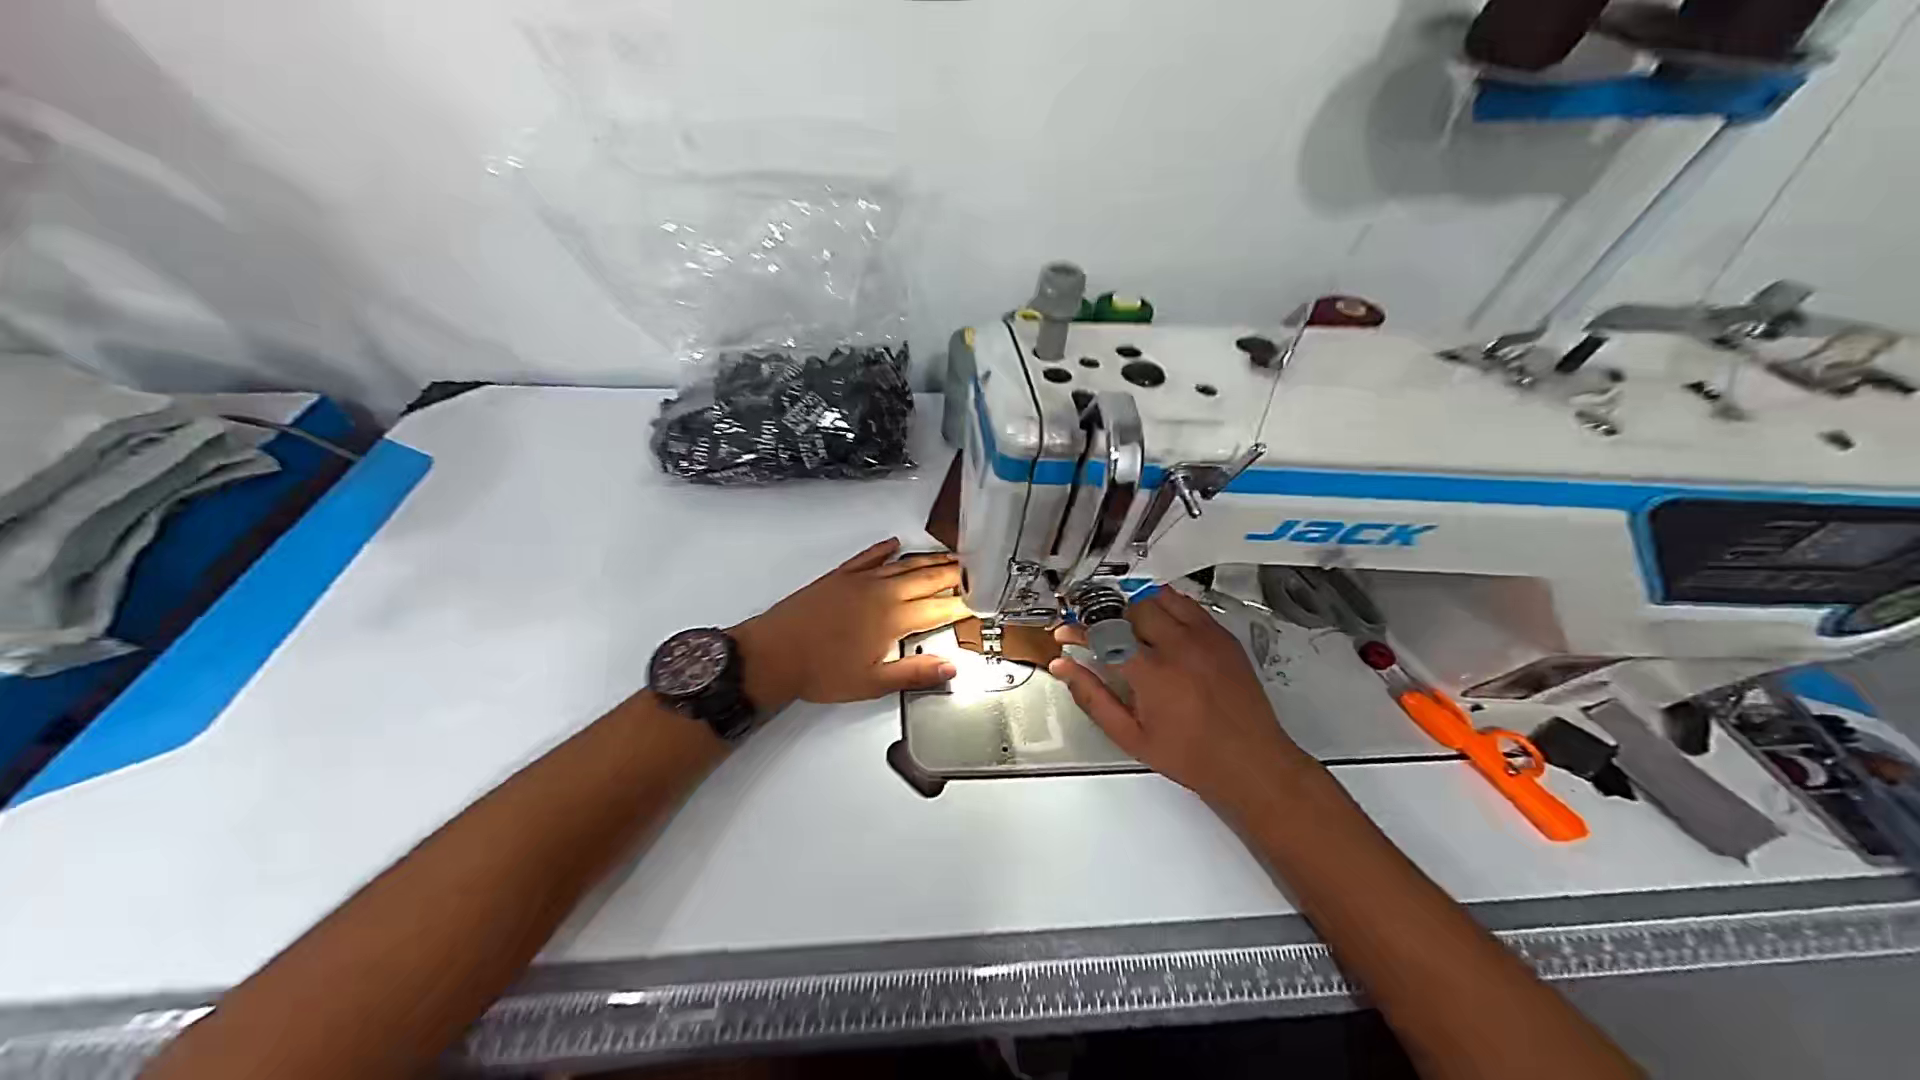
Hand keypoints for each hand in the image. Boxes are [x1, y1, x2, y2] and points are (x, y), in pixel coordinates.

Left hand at [732, 538, 970, 711]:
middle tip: (973, 570)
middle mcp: (880, 593)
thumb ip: (914, 673)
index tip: (977, 603)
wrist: (773, 653)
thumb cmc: (818, 670)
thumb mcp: (871, 683)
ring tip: (948, 558)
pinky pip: (869, 556)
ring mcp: (860, 581)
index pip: (938, 608)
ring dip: (928, 560)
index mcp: (892, 619)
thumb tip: (949, 668)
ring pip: (903, 564)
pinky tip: (895, 544)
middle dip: (953, 574)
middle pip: (926, 578)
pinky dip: (884, 549)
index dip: (961, 605)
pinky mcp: (840, 577)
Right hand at [1049, 588, 1312, 809]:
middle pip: (1129, 607)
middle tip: (1100, 634)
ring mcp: (1205, 638)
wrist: (1251, 762)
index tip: (1067, 633)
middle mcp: (1180, 647)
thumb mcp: (1130, 735)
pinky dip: (1168, 608)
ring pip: (1159, 597)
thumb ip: (1092, 696)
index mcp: (1153, 674)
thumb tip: (1064, 669)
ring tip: (1130, 631)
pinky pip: (1188, 604)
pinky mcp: (1223, 636)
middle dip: (1108, 617)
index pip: (1103, 633)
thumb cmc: (1193, 755)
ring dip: (1137, 608)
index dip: (1078, 630)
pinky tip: (1162, 629)